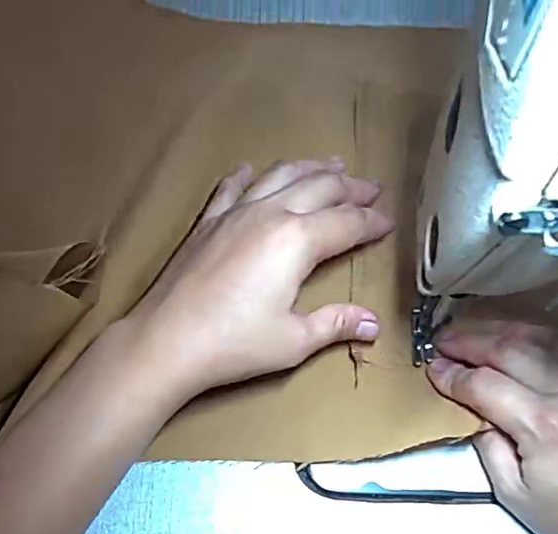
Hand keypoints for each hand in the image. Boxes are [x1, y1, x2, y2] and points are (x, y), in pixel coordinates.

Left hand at [118, 158, 394, 399]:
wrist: (168, 340)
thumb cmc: (234, 345)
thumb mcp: (293, 341)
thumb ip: (334, 324)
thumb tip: (372, 324)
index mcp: (297, 241)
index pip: (346, 223)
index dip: (371, 223)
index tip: (388, 223)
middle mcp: (269, 214)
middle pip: (319, 188)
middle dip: (350, 188)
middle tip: (371, 188)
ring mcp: (234, 213)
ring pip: (279, 176)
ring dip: (309, 168)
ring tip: (330, 164)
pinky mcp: (207, 223)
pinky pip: (231, 188)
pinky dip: (247, 176)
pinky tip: (250, 169)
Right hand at [425, 320, 557, 533]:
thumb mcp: (512, 493)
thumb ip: (487, 444)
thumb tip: (476, 408)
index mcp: (547, 425)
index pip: (486, 385)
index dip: (453, 375)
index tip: (432, 368)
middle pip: (514, 348)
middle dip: (472, 340)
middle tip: (445, 340)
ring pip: (549, 335)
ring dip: (506, 331)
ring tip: (477, 333)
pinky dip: (546, 340)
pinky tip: (524, 343)